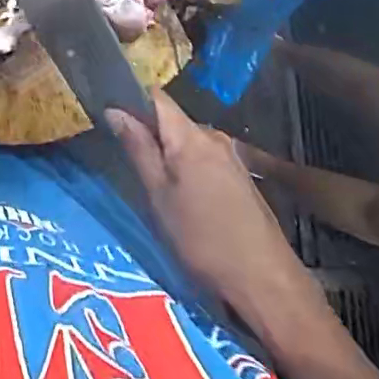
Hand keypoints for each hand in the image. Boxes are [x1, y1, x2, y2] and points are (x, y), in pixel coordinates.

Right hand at [107, 90, 307, 306]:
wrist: (266, 281)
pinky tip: (184, 196)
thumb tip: (115, 111)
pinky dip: (188, 166)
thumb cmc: (202, 239)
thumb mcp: (159, 196)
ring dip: (169, 152)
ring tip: (154, 182)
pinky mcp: (241, 175)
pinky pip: (205, 157)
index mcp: (190, 135)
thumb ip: (138, 148)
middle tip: (128, 159)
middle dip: (149, 131)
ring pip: (188, 140)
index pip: (155, 96)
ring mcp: (231, 155)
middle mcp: (213, 135)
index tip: (112, 117)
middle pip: (172, 119)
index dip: (131, 100)